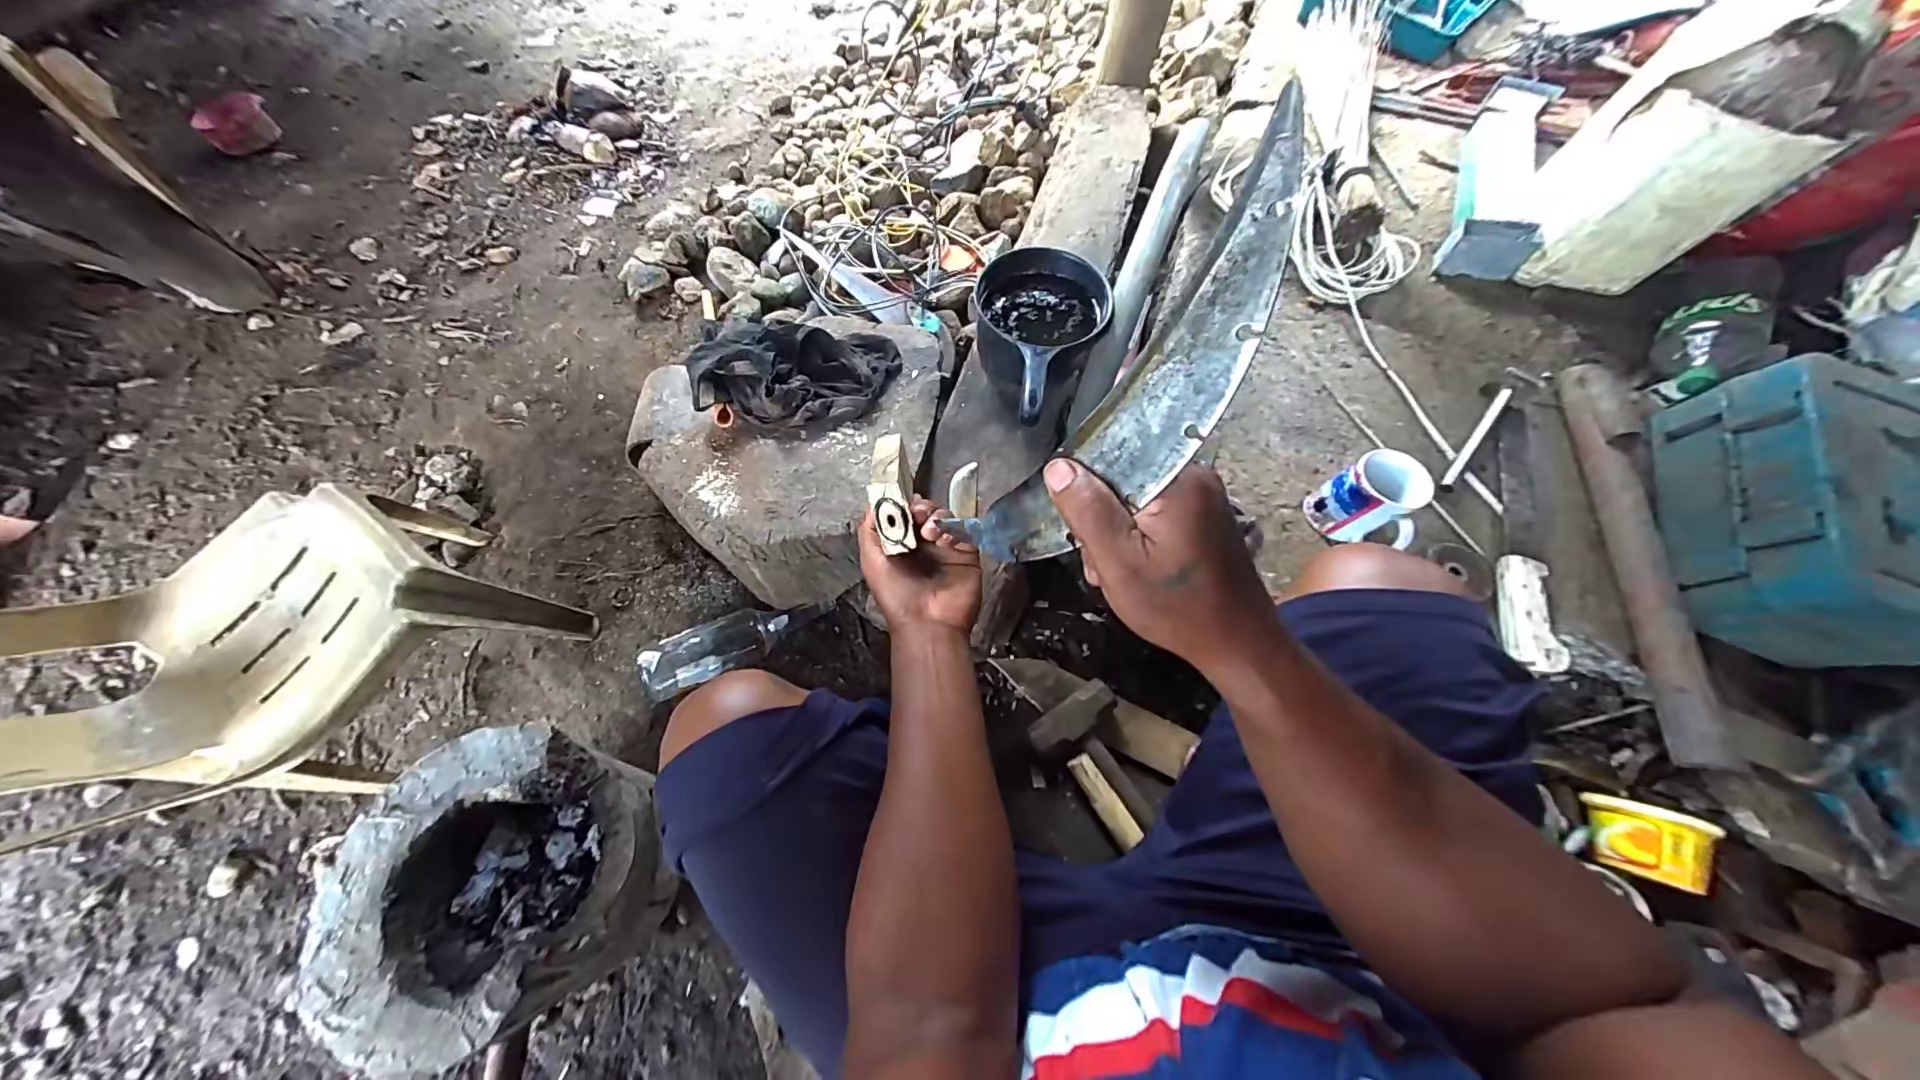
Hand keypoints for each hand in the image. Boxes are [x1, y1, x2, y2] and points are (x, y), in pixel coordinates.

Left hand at [859, 496, 982, 635]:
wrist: (927, 624)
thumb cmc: (896, 597)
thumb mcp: (872, 563)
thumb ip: (870, 533)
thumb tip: (872, 505)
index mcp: (901, 545)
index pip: (904, 513)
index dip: (902, 504)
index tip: (901, 502)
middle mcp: (924, 544)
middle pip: (925, 510)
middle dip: (920, 507)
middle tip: (917, 514)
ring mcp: (946, 547)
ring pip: (944, 516)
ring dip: (936, 516)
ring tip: (929, 532)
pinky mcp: (966, 553)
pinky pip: (964, 529)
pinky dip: (954, 528)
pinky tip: (943, 540)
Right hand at [1044, 459, 1277, 675]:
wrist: (1235, 644)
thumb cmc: (1178, 608)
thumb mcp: (1119, 562)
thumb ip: (1088, 511)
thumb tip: (1058, 467)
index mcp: (1178, 478)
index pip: (1111, 458)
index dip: (1085, 491)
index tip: (1082, 530)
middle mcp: (1194, 477)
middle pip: (1121, 481)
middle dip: (1102, 521)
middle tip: (1103, 563)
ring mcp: (1201, 498)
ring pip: (1133, 501)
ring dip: (1117, 536)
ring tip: (1119, 573)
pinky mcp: (1201, 518)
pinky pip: (1153, 516)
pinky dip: (1137, 541)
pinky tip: (1135, 569)